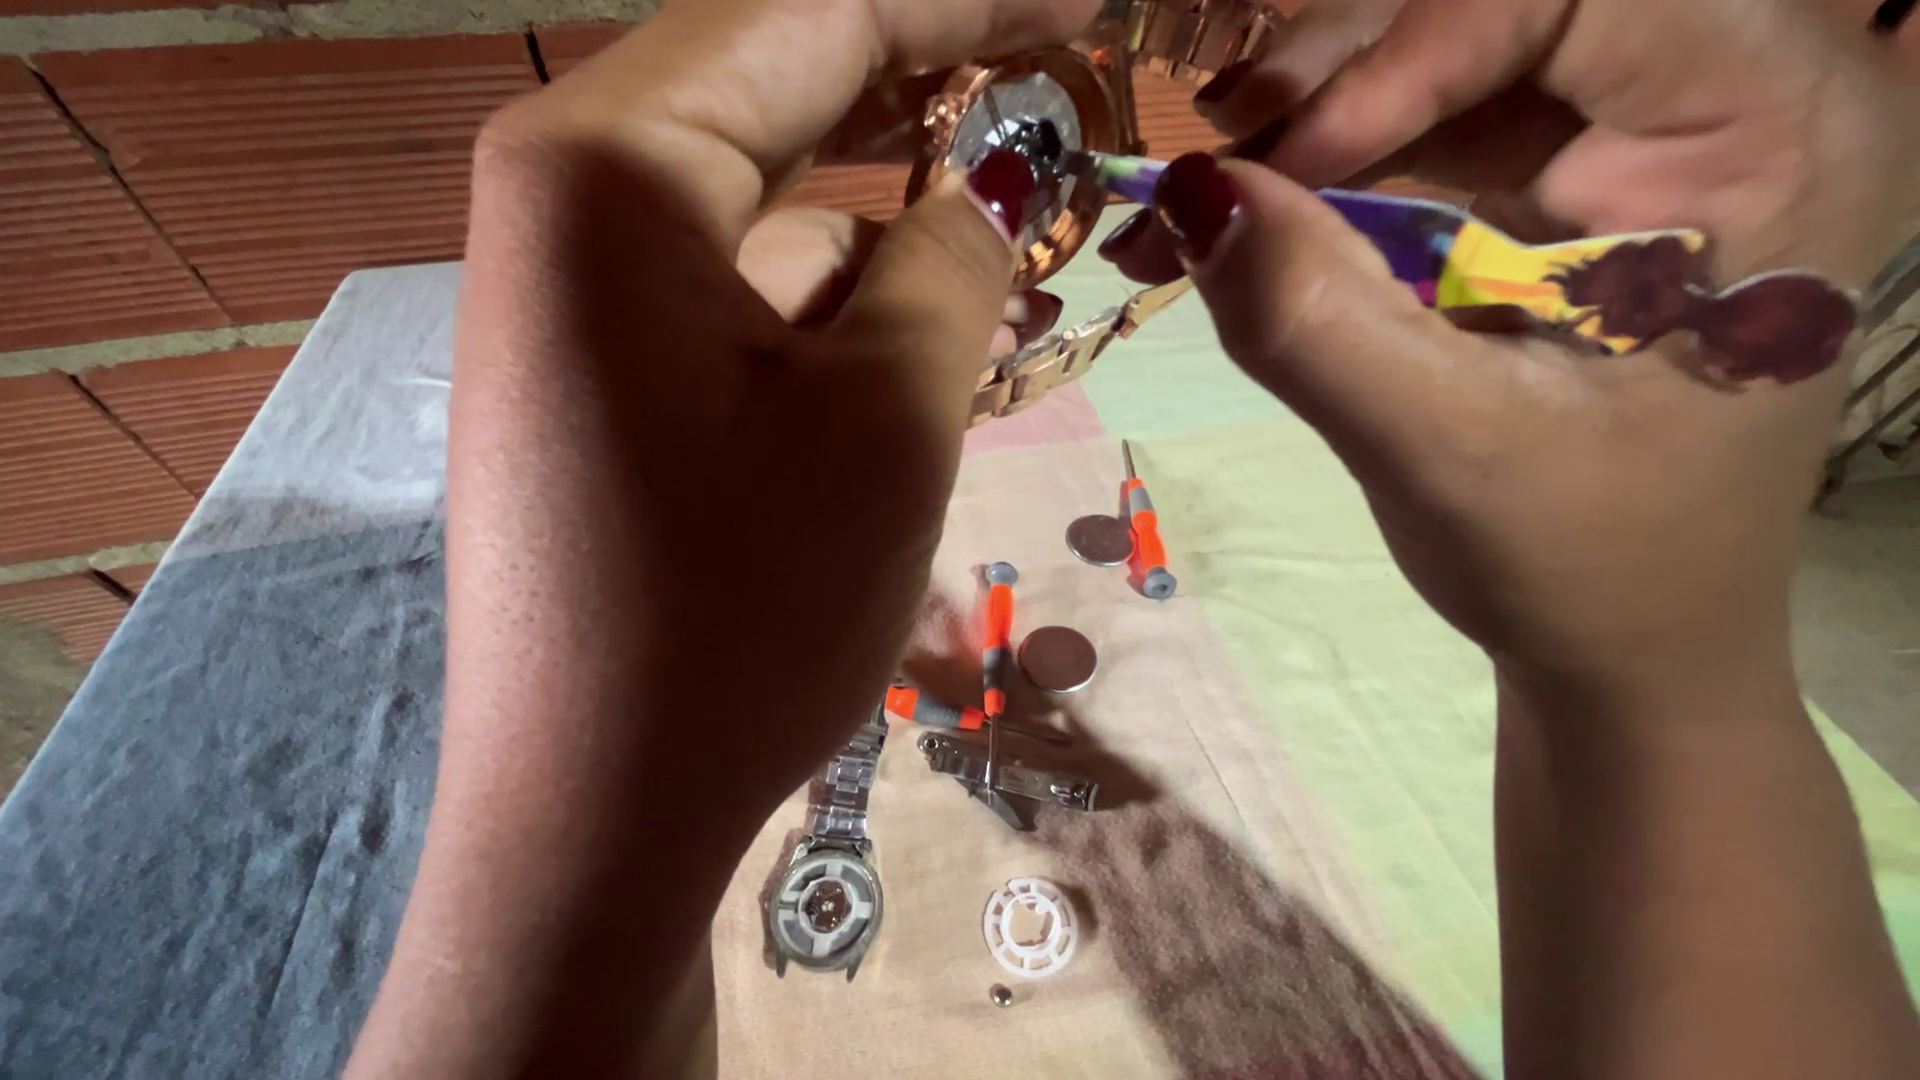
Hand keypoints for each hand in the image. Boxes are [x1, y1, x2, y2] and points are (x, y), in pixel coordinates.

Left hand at [450, 0, 1100, 830]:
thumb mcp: (886, 417)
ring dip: (892, 235)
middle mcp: (570, 209)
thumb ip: (950, 259)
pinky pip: (751, 307)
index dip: (965, 8)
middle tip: (1059, 120)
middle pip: (784, 103)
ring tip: (1012, 263)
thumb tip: (990, 181)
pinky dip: (843, 311)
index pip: (812, 14)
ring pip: (776, 221)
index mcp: (609, 170)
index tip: (1082, 17)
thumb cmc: (742, 612)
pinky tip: (921, 354)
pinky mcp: (613, 388)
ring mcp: (584, 307)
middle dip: (928, 108)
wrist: (603, 809)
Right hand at [1123, 0, 1918, 694]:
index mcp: (1766, 136)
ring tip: (1179, 214)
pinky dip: (1296, 199)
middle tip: (1202, 168)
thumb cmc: (1577, 559)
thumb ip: (1312, 318)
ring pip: (1424, 86)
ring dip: (1286, 146)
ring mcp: (1606, 162)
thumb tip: (1187, 195)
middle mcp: (1702, 112)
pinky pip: (1400, 165)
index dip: (1410, 53)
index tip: (1286, 167)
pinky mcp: (1527, 216)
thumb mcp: (1441, 445)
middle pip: (1486, 23)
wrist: (1613, 640)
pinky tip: (1215, 240)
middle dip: (1324, 90)